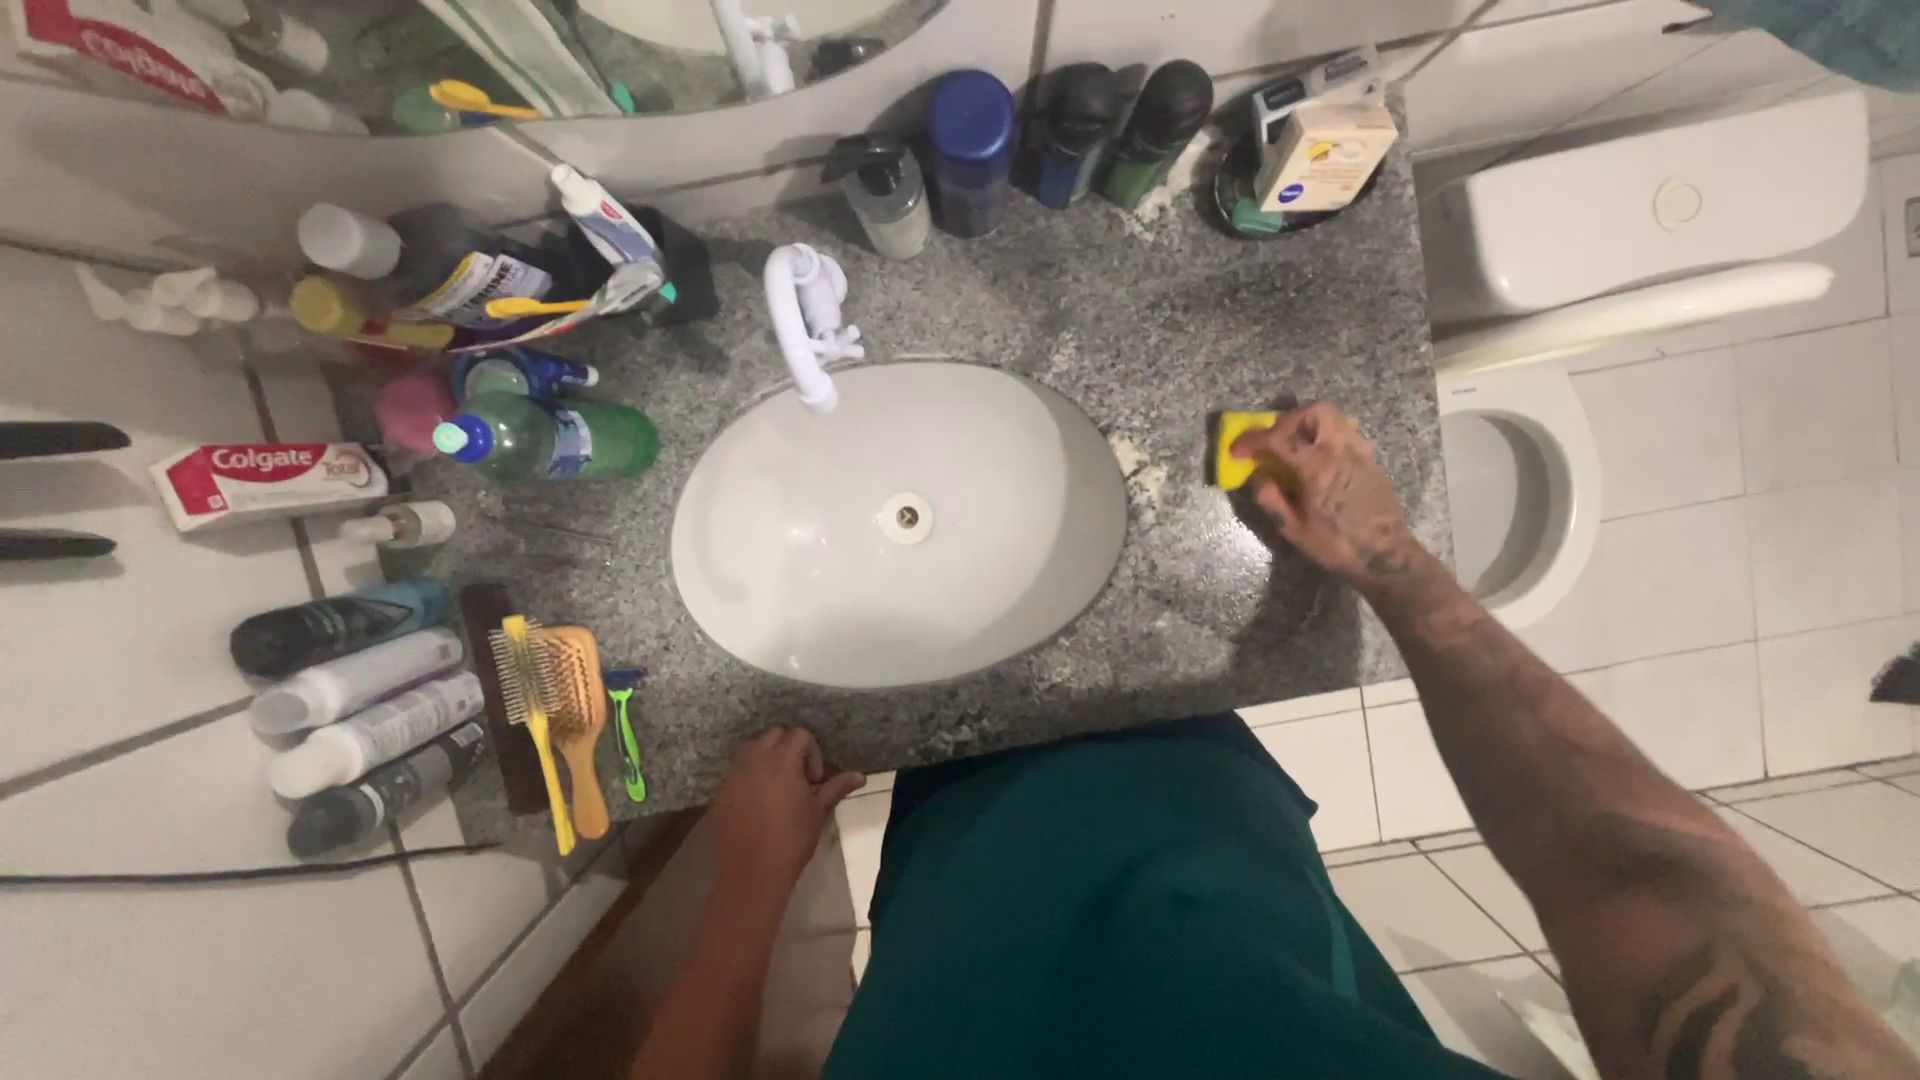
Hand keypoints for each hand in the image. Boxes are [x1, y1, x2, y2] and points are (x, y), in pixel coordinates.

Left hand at [709, 727, 864, 895]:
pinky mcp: (720, 791)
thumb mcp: (818, 812)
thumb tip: (861, 776)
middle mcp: (755, 759)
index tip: (814, 780)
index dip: (812, 752)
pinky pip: (736, 770)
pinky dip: (749, 775)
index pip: (800, 734)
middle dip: (789, 748)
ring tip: (777, 787)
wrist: (752, 873)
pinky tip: (758, 803)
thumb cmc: (792, 840)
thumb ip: (836, 788)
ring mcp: (734, 774)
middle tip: (797, 778)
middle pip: (774, 735)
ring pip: (751, 749)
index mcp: (782, 760)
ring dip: (767, 758)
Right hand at [1229, 402, 1420, 590]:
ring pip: (1333, 418)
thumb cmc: (1336, 545)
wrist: (1384, 556)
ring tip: (1294, 446)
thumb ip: (1270, 498)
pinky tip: (1317, 459)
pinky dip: (1324, 437)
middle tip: (1272, 440)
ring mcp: (1360, 452)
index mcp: (1317, 468)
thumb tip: (1257, 475)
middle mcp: (1341, 451)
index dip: (1252, 440)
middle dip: (1287, 421)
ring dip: (1307, 425)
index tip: (1236, 450)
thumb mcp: (1292, 528)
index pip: (1279, 438)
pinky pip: (1344, 434)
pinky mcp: (1370, 460)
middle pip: (1314, 412)